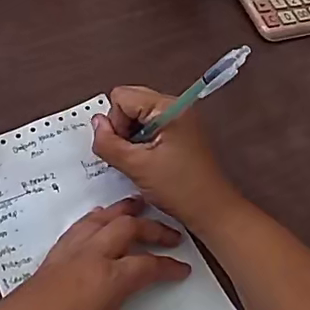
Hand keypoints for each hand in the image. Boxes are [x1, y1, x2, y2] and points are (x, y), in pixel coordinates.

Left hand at [0, 198, 190, 309]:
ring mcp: (61, 261)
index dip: (167, 265)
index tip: (183, 268)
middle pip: (123, 229)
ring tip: (133, 208)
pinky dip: (91, 223)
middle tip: (170, 233)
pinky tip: (91, 230)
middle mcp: (85, 262)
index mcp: (106, 282)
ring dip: (117, 213)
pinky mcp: (42, 268)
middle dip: (149, 227)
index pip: (146, 265)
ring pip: (95, 222)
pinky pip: (74, 233)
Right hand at [91, 86, 245, 229]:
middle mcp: (177, 107)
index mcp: (170, 108)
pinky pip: (150, 126)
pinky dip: (142, 141)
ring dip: (132, 136)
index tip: (125, 148)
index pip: (122, 97)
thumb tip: (96, 123)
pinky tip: (148, 162)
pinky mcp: (181, 132)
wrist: (213, 212)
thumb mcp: (136, 166)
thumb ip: (108, 142)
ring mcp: (180, 119)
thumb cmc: (183, 190)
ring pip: (138, 115)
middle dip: (122, 127)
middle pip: (130, 102)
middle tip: (131, 154)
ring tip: (141, 161)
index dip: (115, 122)